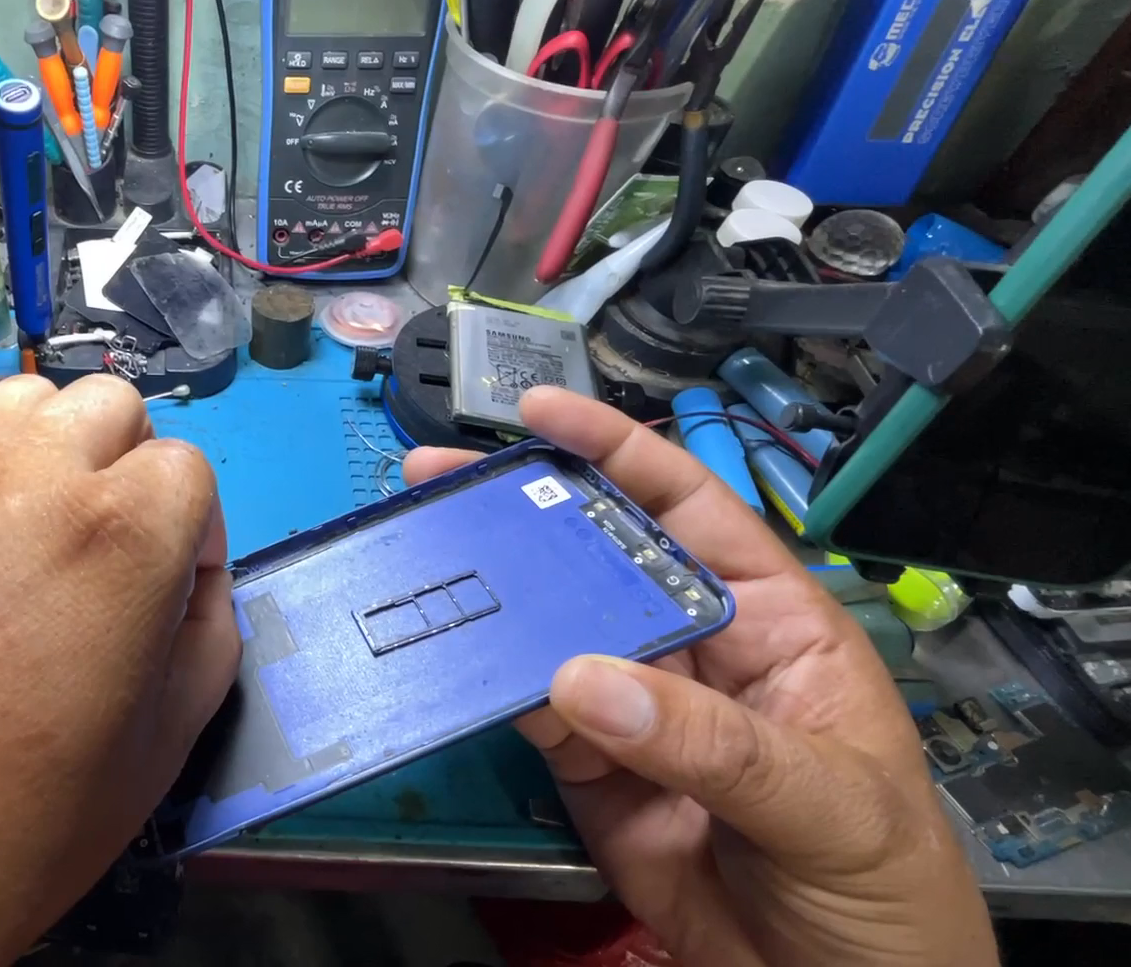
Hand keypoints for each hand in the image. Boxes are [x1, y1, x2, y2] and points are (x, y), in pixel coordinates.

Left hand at [0, 376, 240, 965]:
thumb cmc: (9, 826)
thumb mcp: (162, 743)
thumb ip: (206, 628)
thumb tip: (188, 575)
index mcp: (115, 530)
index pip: (188, 465)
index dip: (192, 529)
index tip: (166, 583)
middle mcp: (19, 472)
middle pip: (109, 406)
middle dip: (127, 468)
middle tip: (100, 548)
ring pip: (19, 402)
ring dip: (47, 450)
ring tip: (25, 530)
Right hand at [403, 388, 994, 966]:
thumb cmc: (880, 889)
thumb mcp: (830, 807)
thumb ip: (713, 744)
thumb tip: (580, 682)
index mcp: (763, 617)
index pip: (684, 506)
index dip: (613, 449)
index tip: (540, 413)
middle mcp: (680, 636)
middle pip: (588, 550)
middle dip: (516, 505)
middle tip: (436, 471)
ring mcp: (623, 690)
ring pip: (543, 617)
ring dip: (485, 582)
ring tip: (422, 542)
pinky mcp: (578, 746)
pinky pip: (523, 695)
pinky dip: (486, 673)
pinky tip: (450, 644)